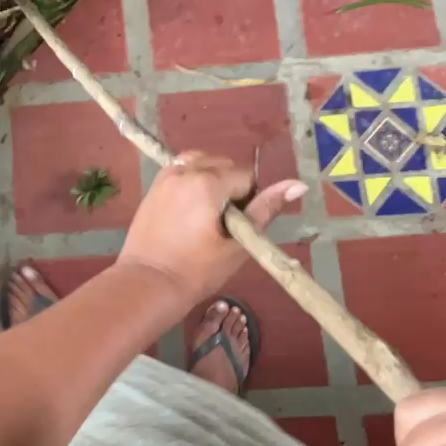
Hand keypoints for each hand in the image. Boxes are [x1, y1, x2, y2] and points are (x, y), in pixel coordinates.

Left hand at [115, 151, 306, 305]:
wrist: (148, 283)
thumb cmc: (196, 271)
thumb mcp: (237, 244)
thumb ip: (264, 210)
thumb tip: (298, 184)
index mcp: (208, 183)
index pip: (246, 177)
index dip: (250, 200)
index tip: (240, 226)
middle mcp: (185, 171)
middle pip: (224, 165)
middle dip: (231, 186)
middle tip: (225, 223)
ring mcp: (166, 176)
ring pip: (201, 162)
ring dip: (212, 178)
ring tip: (210, 212)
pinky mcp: (154, 185)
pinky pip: (181, 169)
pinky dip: (192, 178)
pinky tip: (192, 207)